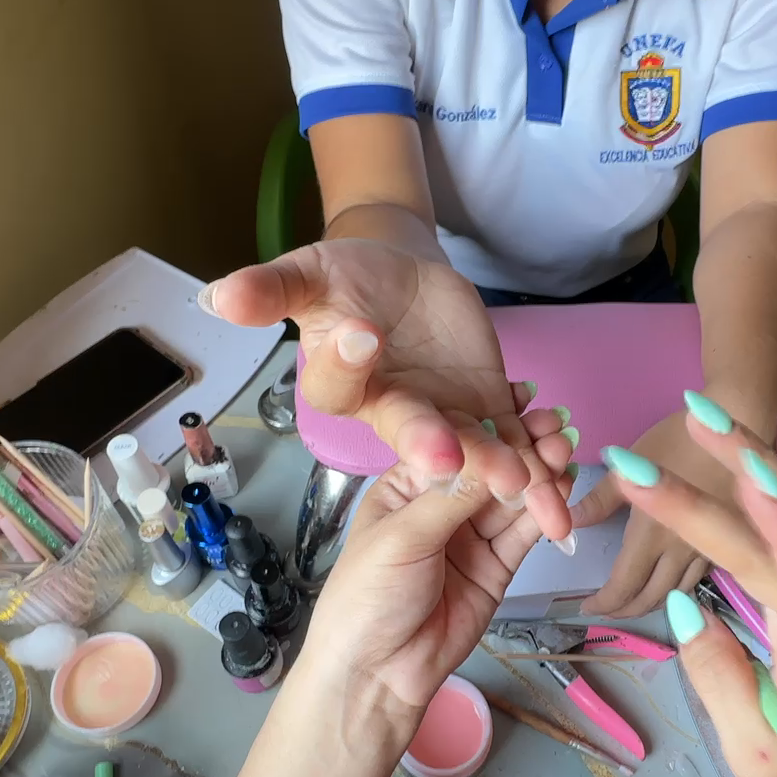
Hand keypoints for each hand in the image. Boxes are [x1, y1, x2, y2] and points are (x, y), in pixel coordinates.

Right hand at [203, 238, 571, 540]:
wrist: (403, 274)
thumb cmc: (349, 274)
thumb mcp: (308, 274)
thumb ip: (272, 288)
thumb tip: (215, 296)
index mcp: (347, 385)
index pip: (340, 385)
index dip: (348, 364)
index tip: (360, 333)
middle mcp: (395, 411)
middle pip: (411, 431)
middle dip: (432, 444)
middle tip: (450, 458)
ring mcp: (446, 416)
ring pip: (470, 449)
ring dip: (497, 471)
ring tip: (526, 491)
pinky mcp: (488, 410)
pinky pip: (514, 441)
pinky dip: (538, 468)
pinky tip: (560, 503)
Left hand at [302, 398, 574, 710]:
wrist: (378, 672)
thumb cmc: (370, 594)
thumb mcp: (403, 537)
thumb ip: (453, 498)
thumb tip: (501, 457)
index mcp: (407, 485)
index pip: (454, 449)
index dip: (489, 431)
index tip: (522, 411)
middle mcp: (442, 503)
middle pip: (490, 470)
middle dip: (522, 450)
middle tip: (556, 430)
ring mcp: (472, 534)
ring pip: (512, 498)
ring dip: (540, 477)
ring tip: (566, 452)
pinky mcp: (497, 564)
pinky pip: (524, 532)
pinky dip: (545, 512)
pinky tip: (564, 489)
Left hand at [571, 409, 728, 617]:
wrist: (742, 425)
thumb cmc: (679, 441)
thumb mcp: (631, 465)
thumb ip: (600, 500)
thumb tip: (569, 523)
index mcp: (653, 534)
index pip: (624, 586)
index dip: (604, 603)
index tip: (586, 608)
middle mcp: (682, 552)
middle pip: (651, 598)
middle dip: (625, 610)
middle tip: (606, 609)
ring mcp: (710, 550)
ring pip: (678, 594)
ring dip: (653, 604)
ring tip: (632, 602)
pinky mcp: (730, 542)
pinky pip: (699, 579)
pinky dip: (679, 590)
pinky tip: (671, 585)